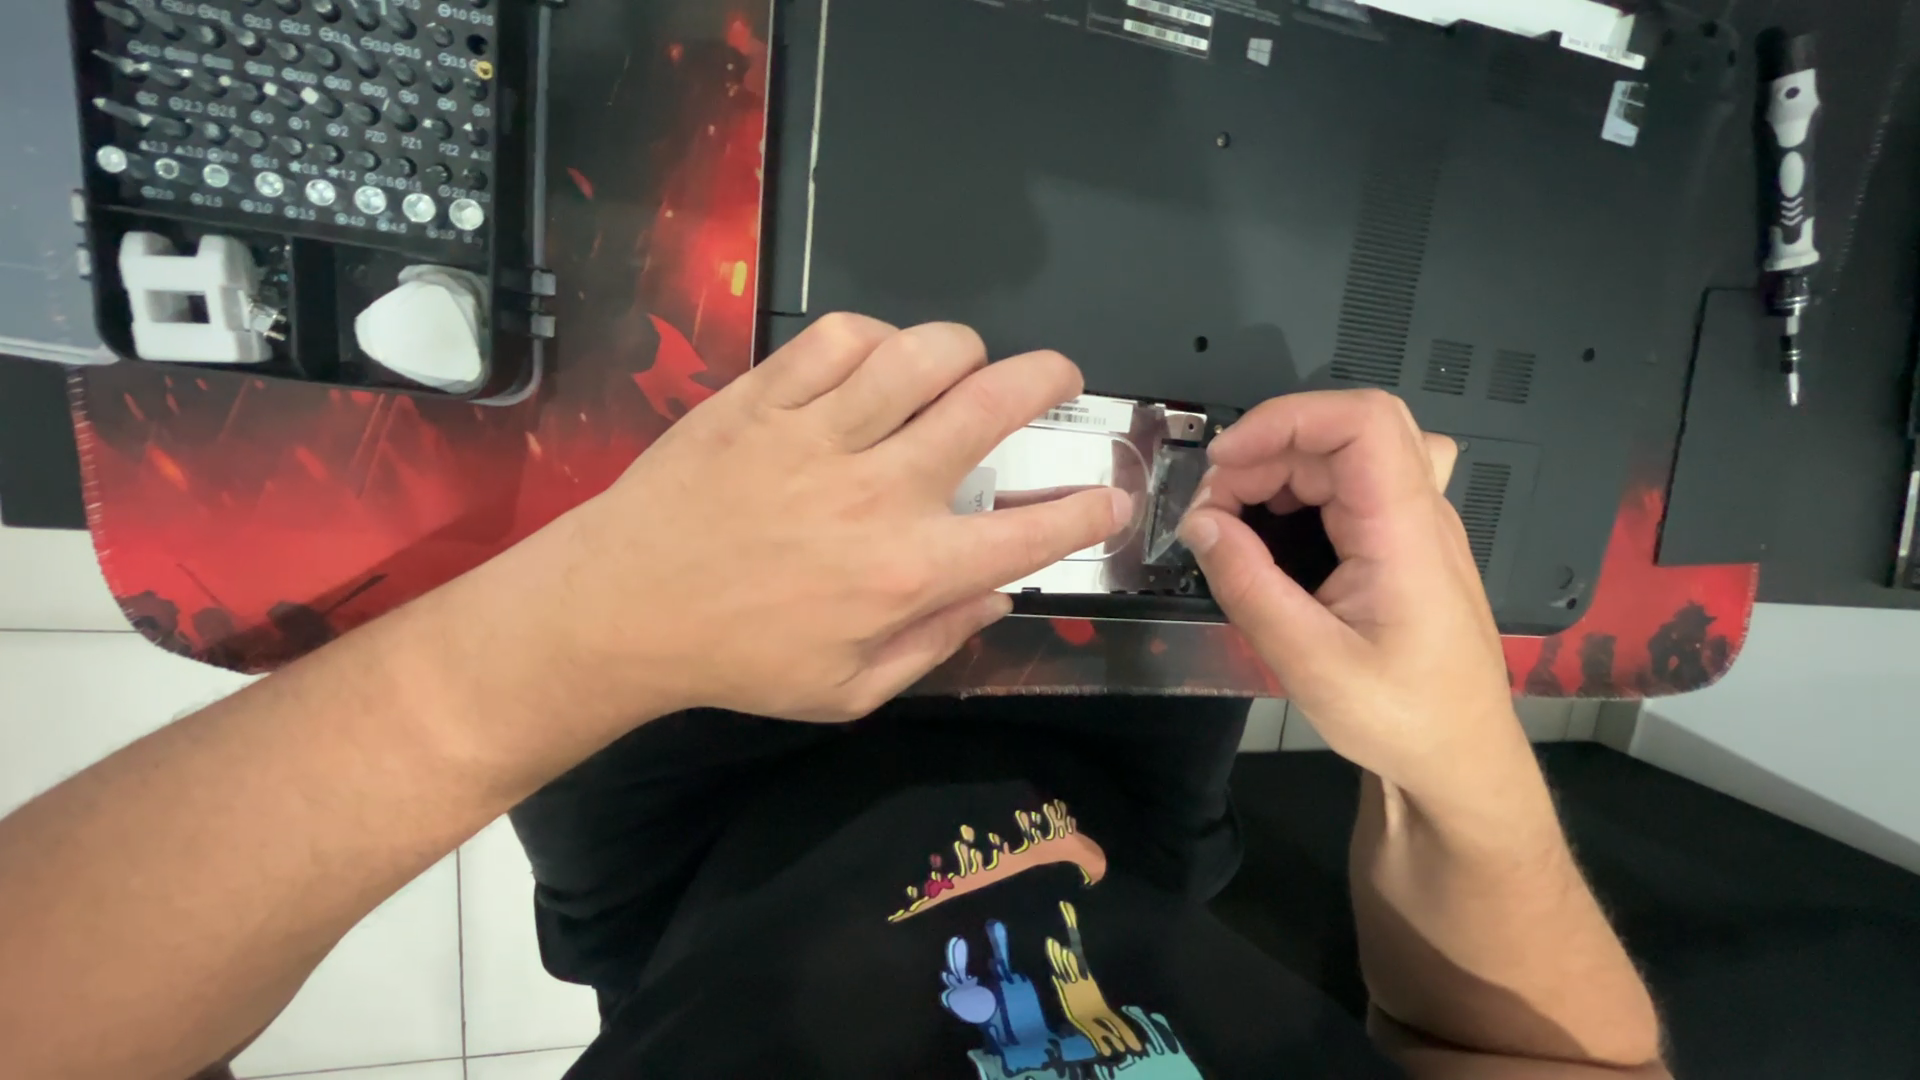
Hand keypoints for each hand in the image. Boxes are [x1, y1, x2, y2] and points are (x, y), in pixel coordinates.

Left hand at [545, 315, 1130, 723]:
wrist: (623, 611)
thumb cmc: (742, 660)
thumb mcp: (851, 690)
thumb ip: (936, 644)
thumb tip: (999, 597)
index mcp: (906, 571)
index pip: (1030, 533)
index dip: (1089, 511)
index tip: (1113, 497)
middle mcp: (878, 492)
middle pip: (990, 407)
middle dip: (1049, 380)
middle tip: (1064, 376)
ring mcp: (819, 434)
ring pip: (921, 353)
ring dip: (966, 348)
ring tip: (968, 362)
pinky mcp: (764, 398)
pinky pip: (839, 338)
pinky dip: (877, 337)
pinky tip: (879, 360)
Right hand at [1177, 389, 1523, 798]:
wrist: (1458, 758)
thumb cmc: (1397, 717)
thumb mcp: (1309, 662)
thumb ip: (1248, 586)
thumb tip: (1198, 523)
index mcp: (1405, 532)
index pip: (1362, 421)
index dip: (1285, 419)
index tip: (1223, 463)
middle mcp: (1418, 512)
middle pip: (1341, 430)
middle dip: (1264, 451)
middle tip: (1214, 509)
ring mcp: (1414, 523)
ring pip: (1342, 452)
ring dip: (1275, 470)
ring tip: (1231, 520)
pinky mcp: (1400, 540)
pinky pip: (1348, 482)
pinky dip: (1294, 488)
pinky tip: (1268, 528)